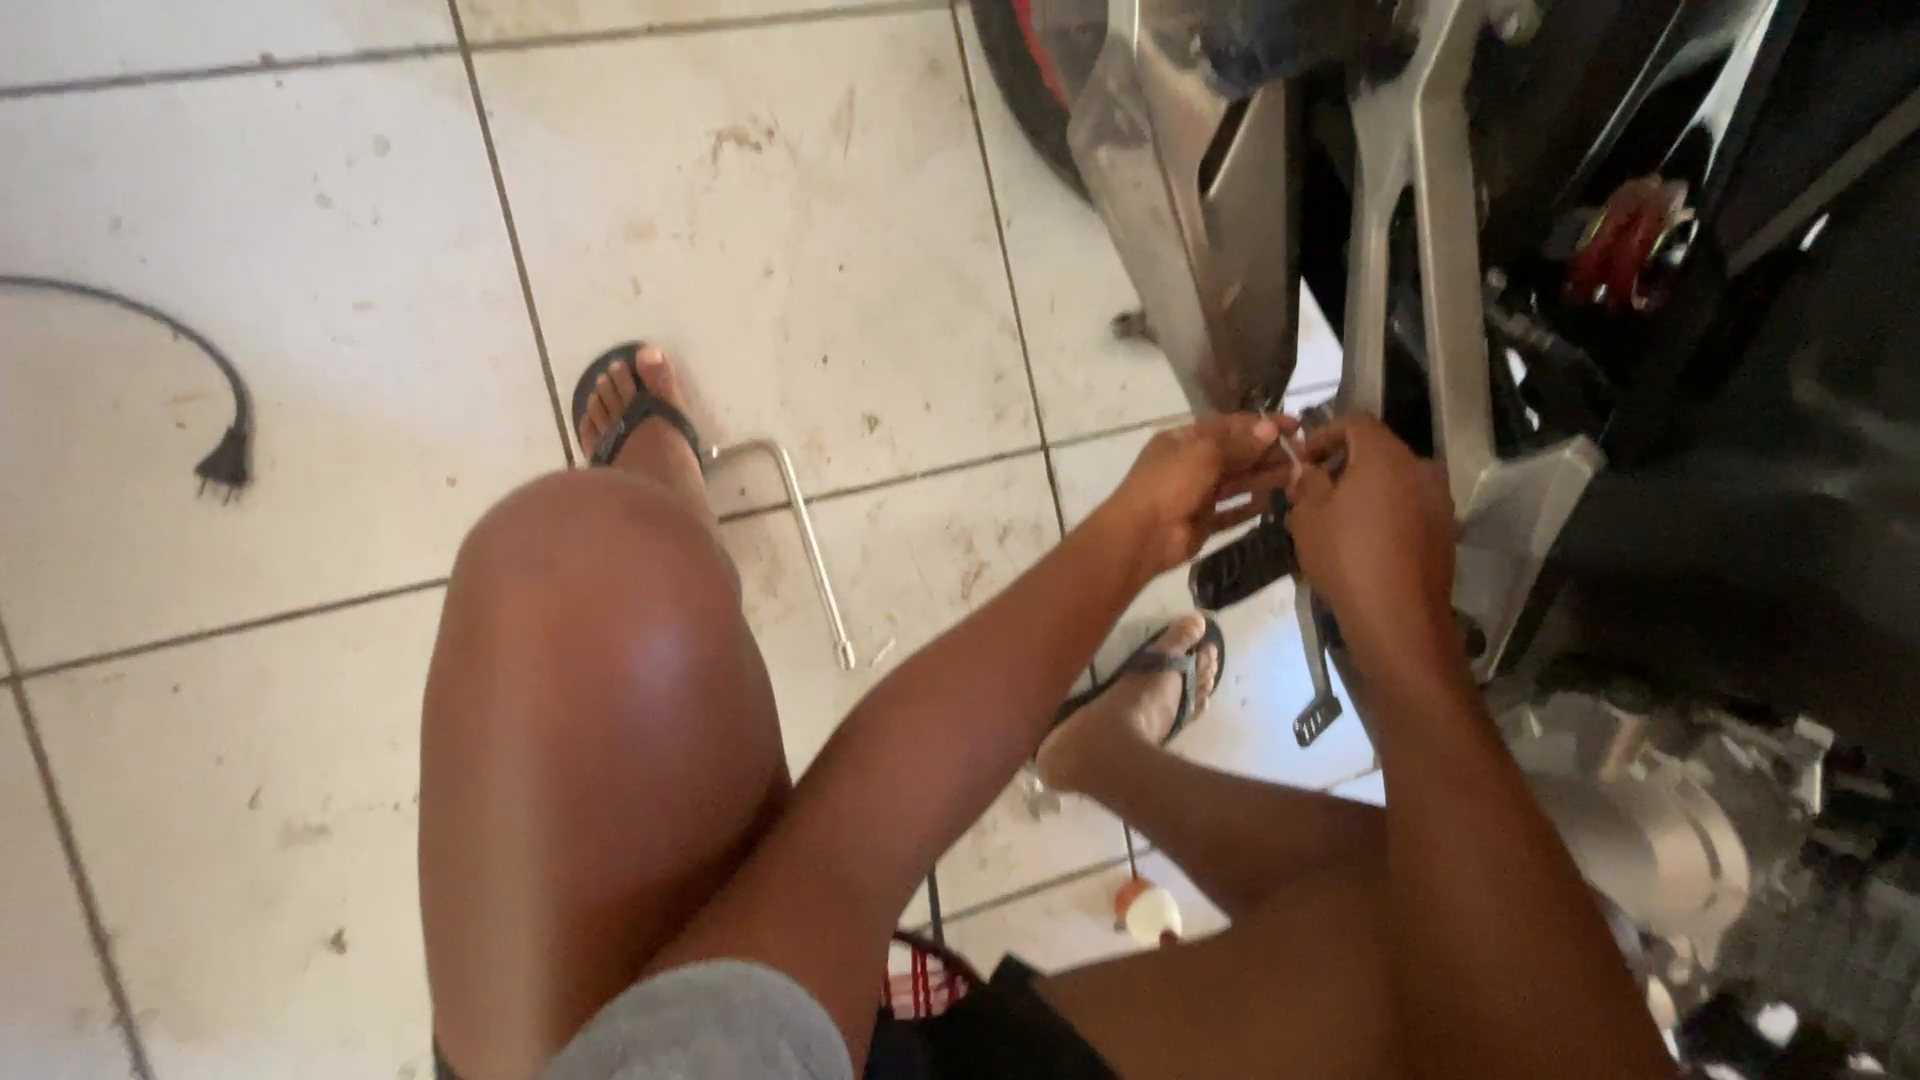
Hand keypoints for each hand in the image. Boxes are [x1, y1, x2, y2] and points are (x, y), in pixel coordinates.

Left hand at [1107, 413, 1296, 578]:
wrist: (1141, 535)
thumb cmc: (1169, 484)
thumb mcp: (1203, 453)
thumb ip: (1238, 443)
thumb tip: (1270, 428)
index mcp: (1182, 440)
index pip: (1228, 426)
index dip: (1261, 425)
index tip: (1295, 426)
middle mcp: (1189, 464)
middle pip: (1235, 454)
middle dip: (1267, 453)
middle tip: (1303, 455)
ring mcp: (1195, 495)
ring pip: (1237, 482)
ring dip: (1266, 478)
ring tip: (1298, 476)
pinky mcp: (1202, 522)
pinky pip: (1231, 512)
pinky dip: (1251, 507)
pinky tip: (1275, 503)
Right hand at [1284, 413, 1459, 670]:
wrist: (1398, 616)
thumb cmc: (1345, 557)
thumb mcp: (1308, 517)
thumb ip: (1306, 483)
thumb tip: (1307, 469)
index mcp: (1384, 456)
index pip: (1355, 422)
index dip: (1324, 433)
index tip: (1303, 459)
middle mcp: (1419, 468)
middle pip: (1378, 449)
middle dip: (1344, 462)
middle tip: (1315, 488)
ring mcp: (1438, 499)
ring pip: (1396, 478)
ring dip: (1367, 487)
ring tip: (1338, 516)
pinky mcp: (1445, 528)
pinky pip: (1409, 504)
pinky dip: (1386, 508)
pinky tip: (1365, 538)